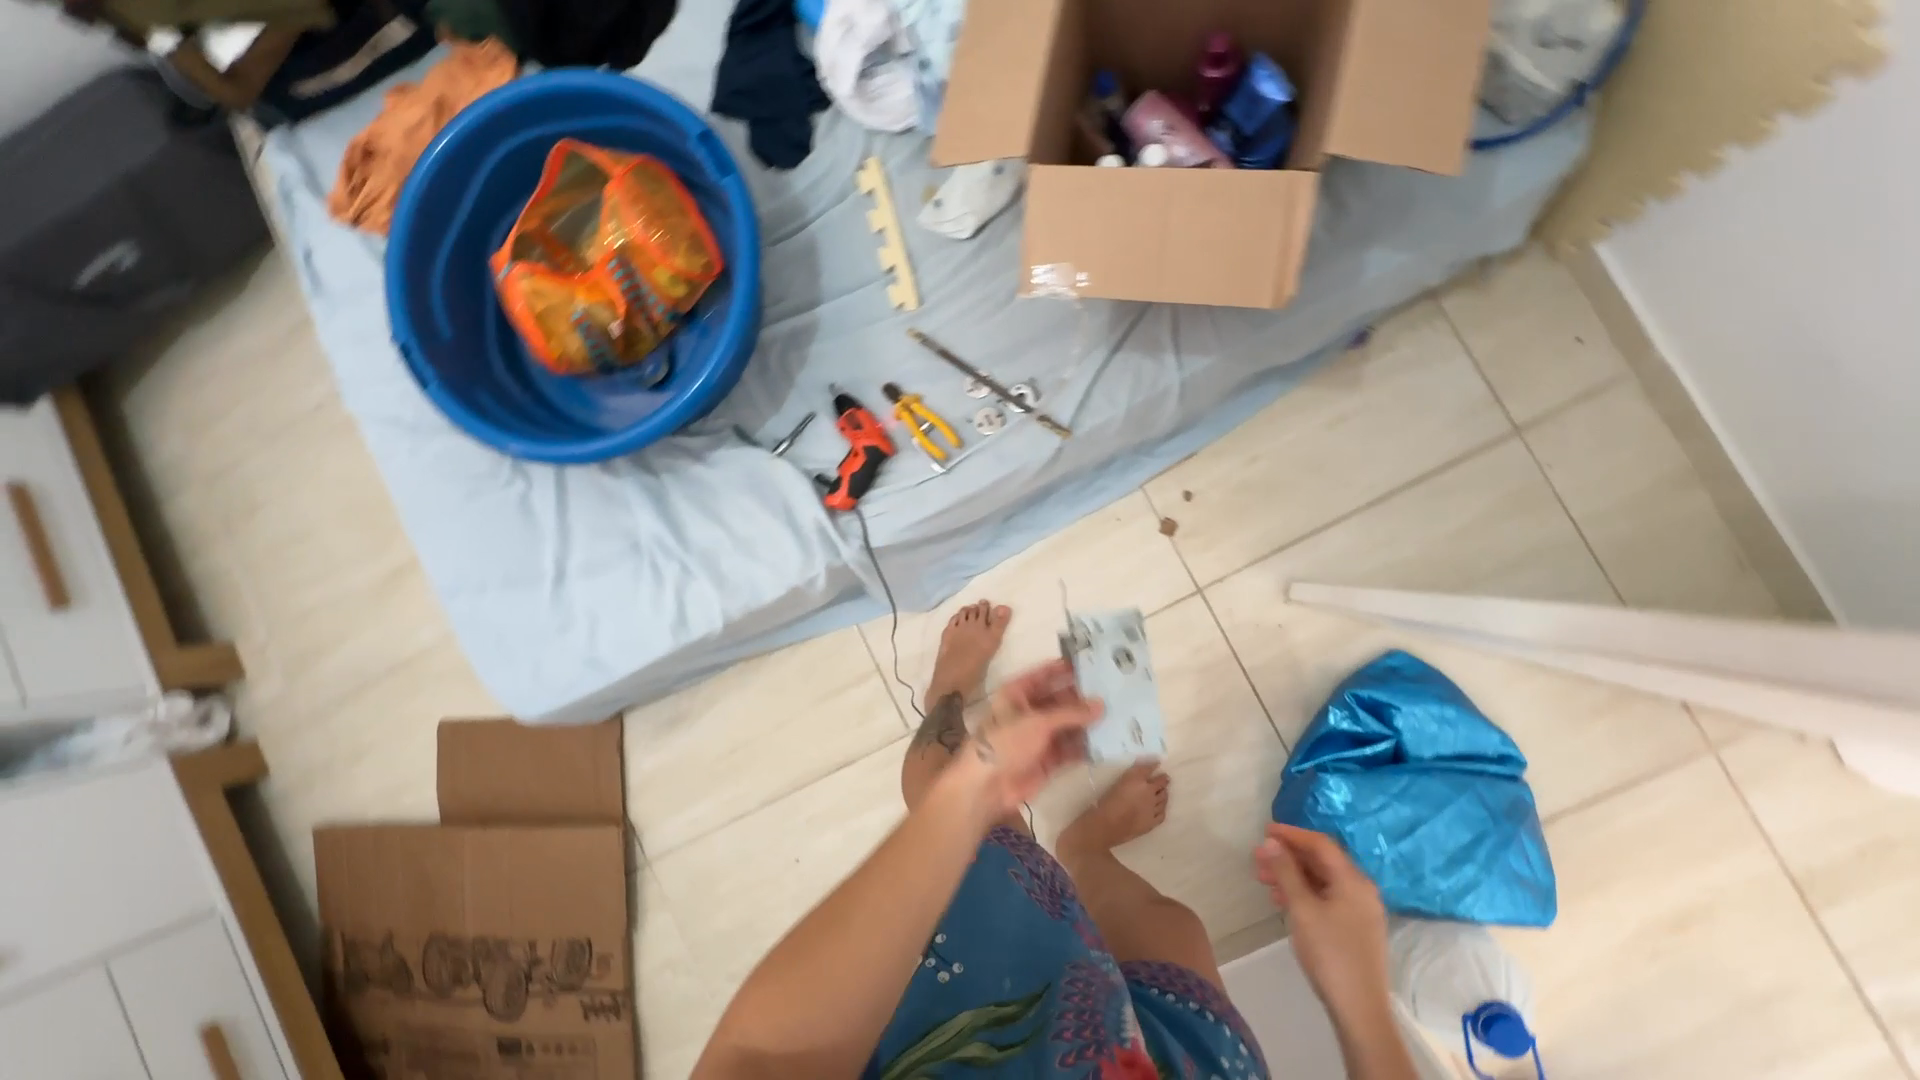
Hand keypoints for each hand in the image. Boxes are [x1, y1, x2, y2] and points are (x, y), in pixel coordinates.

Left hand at [947, 659, 1102, 816]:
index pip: (1044, 674)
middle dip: (1083, 697)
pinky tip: (1108, 741)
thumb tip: (1101, 704)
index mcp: (1017, 694)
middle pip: (1059, 700)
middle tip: (1113, 691)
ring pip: (1068, 725)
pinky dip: (1086, 746)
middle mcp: (1029, 712)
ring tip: (1118, 714)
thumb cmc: (1006, 743)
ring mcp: (1039, 736)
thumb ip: (1070, 713)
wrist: (987, 787)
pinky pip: (1070, 749)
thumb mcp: (1038, 722)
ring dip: (1088, 722)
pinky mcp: (1048, 759)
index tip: (1093, 662)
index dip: (1065, 668)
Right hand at [1254, 824, 1391, 1023]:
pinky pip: (1327, 898)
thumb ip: (1286, 872)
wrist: (1359, 1008)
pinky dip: (1304, 893)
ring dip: (1293, 876)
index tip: (1264, 830)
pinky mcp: (1355, 928)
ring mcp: (1360, 910)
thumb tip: (1271, 842)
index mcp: (1353, 881)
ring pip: (1322, 881)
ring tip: (1264, 880)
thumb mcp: (1302, 909)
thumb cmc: (1330, 953)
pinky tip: (1283, 902)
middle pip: (1322, 862)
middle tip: (1258, 858)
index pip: (1320, 845)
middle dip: (1288, 856)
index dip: (1292, 834)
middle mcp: (1361, 890)